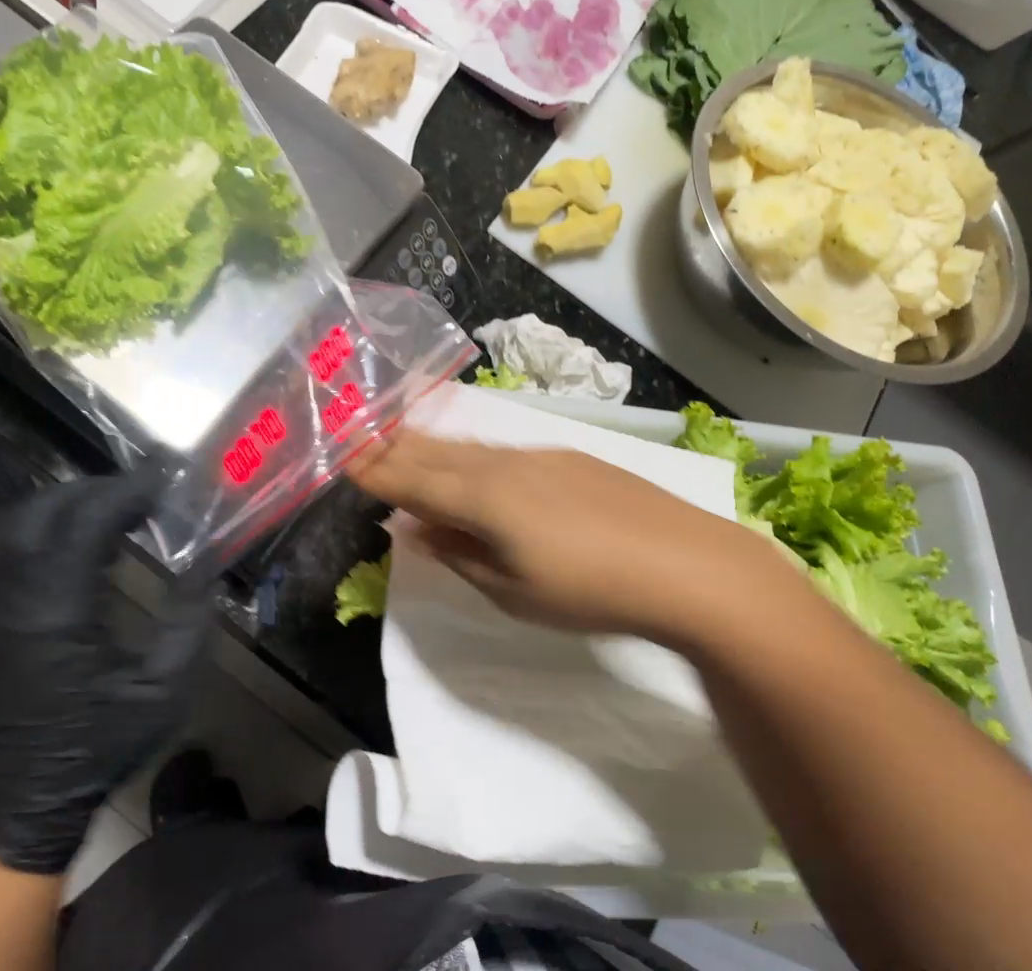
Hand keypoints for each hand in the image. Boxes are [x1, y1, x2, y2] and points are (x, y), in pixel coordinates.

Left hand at [0, 473, 210, 873]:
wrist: (10, 803)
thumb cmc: (92, 748)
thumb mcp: (161, 692)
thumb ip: (190, 621)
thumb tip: (206, 566)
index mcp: (53, 601)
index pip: (91, 514)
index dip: (131, 488)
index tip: (165, 478)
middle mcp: (5, 586)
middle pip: (47, 505)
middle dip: (96, 489)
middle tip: (139, 494)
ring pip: (16, 523)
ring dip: (63, 509)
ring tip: (106, 516)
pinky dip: (36, 537)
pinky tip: (65, 556)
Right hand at [349, 429, 811, 643]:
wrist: (690, 566)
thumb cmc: (590, 591)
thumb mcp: (511, 591)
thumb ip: (458, 555)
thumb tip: (419, 530)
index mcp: (480, 498)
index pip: (411, 480)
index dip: (374, 470)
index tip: (342, 458)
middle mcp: (502, 464)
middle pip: (434, 452)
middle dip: (393, 447)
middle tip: (359, 439)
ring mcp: (539, 454)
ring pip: (468, 445)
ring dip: (430, 445)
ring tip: (403, 441)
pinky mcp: (570, 456)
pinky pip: (501, 448)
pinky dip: (470, 451)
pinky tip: (473, 460)